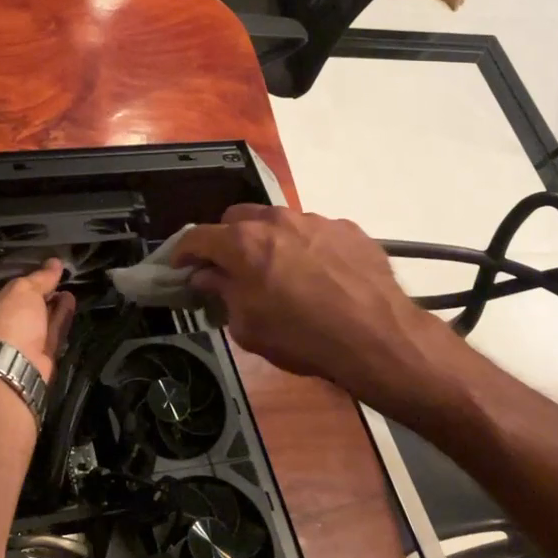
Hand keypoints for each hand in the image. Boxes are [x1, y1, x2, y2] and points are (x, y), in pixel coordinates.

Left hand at [0, 259, 75, 383]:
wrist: (15, 366)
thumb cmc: (7, 320)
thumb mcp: (21, 290)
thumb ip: (39, 277)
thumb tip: (55, 262)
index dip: (17, 287)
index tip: (35, 277)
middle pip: (19, 312)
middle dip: (38, 297)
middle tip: (55, 281)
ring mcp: (15, 350)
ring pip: (37, 324)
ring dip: (52, 307)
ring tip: (67, 290)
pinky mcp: (37, 360)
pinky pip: (49, 334)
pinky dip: (59, 319)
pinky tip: (70, 302)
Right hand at [173, 206, 448, 411]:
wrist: (378, 338)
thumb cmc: (302, 337)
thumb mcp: (247, 326)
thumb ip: (222, 293)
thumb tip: (207, 277)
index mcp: (242, 243)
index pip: (197, 236)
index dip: (182, 253)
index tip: (180, 268)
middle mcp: (276, 221)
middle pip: (236, 218)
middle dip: (226, 240)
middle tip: (231, 269)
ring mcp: (316, 221)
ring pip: (278, 222)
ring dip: (269, 241)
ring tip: (282, 273)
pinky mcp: (349, 230)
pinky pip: (315, 233)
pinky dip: (307, 248)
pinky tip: (320, 277)